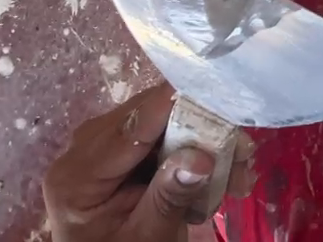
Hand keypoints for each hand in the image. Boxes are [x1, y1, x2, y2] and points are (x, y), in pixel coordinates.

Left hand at [43, 85, 254, 241]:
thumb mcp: (144, 241)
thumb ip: (168, 199)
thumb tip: (202, 156)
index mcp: (78, 173)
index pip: (133, 125)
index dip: (179, 105)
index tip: (222, 95)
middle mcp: (86, 146)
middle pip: (153, 117)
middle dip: (203, 130)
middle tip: (245, 153)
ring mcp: (106, 143)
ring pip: (166, 122)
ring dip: (206, 141)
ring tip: (241, 172)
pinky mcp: (124, 147)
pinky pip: (166, 135)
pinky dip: (195, 151)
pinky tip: (221, 175)